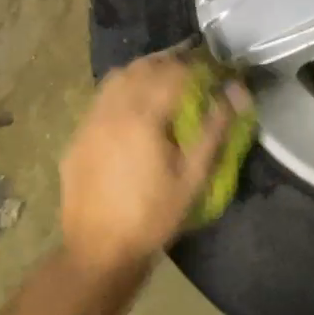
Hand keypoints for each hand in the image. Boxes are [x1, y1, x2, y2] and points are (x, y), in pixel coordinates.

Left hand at [59, 50, 248, 277]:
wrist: (97, 254)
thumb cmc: (152, 216)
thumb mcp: (193, 177)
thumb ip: (215, 128)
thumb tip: (236, 91)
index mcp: (142, 117)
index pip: (174, 72)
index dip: (198, 66)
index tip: (217, 70)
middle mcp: (112, 111)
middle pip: (143, 67)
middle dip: (171, 61)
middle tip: (195, 69)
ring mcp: (89, 123)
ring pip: (118, 77)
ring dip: (145, 71)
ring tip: (166, 80)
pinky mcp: (77, 138)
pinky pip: (102, 99)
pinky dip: (124, 90)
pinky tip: (136, 107)